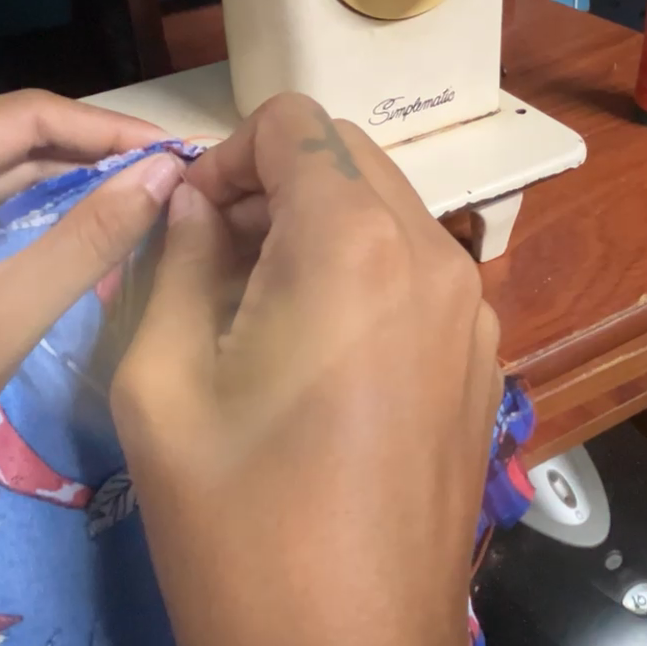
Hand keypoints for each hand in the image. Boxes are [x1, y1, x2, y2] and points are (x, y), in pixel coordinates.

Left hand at [0, 90, 186, 548]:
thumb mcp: (4, 316)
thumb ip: (91, 238)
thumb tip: (168, 173)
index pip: (23, 117)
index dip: (110, 130)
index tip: (180, 150)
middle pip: (10, 135)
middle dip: (94, 153)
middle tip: (173, 170)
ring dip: (71, 177)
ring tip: (147, 186)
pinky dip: (36, 205)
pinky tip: (90, 211)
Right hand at [112, 94, 500, 645]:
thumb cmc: (237, 523)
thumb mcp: (163, 382)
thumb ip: (178, 258)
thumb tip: (196, 199)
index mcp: (353, 243)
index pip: (294, 122)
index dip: (230, 151)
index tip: (195, 216)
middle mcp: (431, 253)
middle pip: (344, 155)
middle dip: (272, 180)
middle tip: (216, 255)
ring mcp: (470, 305)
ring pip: (384, 205)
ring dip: (318, 222)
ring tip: (261, 302)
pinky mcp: (483, 355)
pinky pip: (416, 265)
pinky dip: (363, 267)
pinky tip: (322, 346)